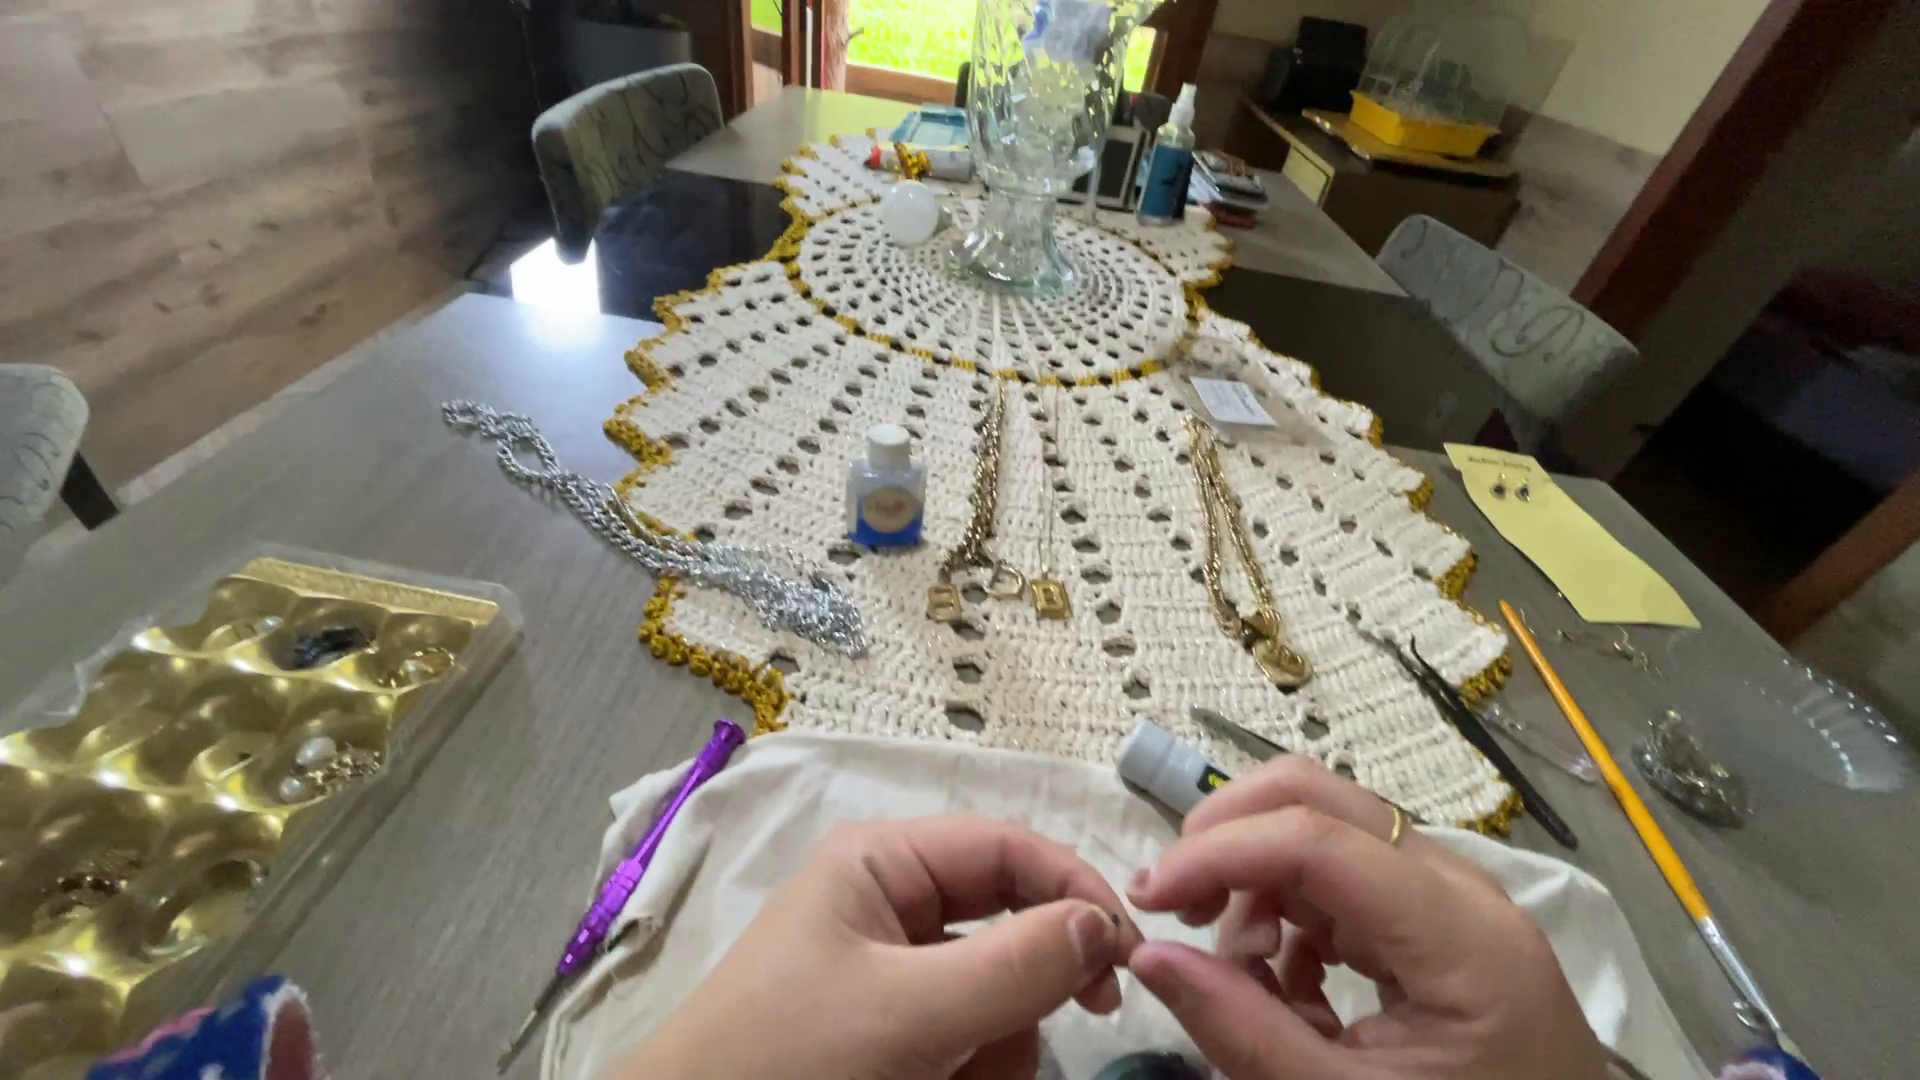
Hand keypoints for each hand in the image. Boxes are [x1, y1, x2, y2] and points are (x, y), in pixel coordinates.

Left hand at [609, 816, 1141, 1079]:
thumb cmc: (790, 1061)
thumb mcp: (906, 1014)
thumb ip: (1014, 966)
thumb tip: (1103, 925)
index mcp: (884, 860)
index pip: (1004, 846)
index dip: (1073, 885)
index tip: (1129, 952)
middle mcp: (892, 898)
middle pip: (1005, 913)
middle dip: (1035, 971)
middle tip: (1088, 1013)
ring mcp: (892, 965)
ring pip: (995, 980)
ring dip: (1002, 1033)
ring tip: (957, 1076)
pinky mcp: (891, 1022)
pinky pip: (966, 1025)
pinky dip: (975, 1060)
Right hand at [1126, 756, 1606, 1079]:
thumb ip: (1244, 1036)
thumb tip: (1146, 957)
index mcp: (1461, 938)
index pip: (1315, 840)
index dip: (1217, 854)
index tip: (1149, 898)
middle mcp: (1457, 885)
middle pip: (1313, 793)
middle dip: (1225, 834)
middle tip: (1176, 902)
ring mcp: (1444, 889)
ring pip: (1314, 821)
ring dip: (1251, 874)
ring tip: (1240, 964)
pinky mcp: (1428, 907)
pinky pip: (1332, 868)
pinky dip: (1284, 904)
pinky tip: (1284, 977)